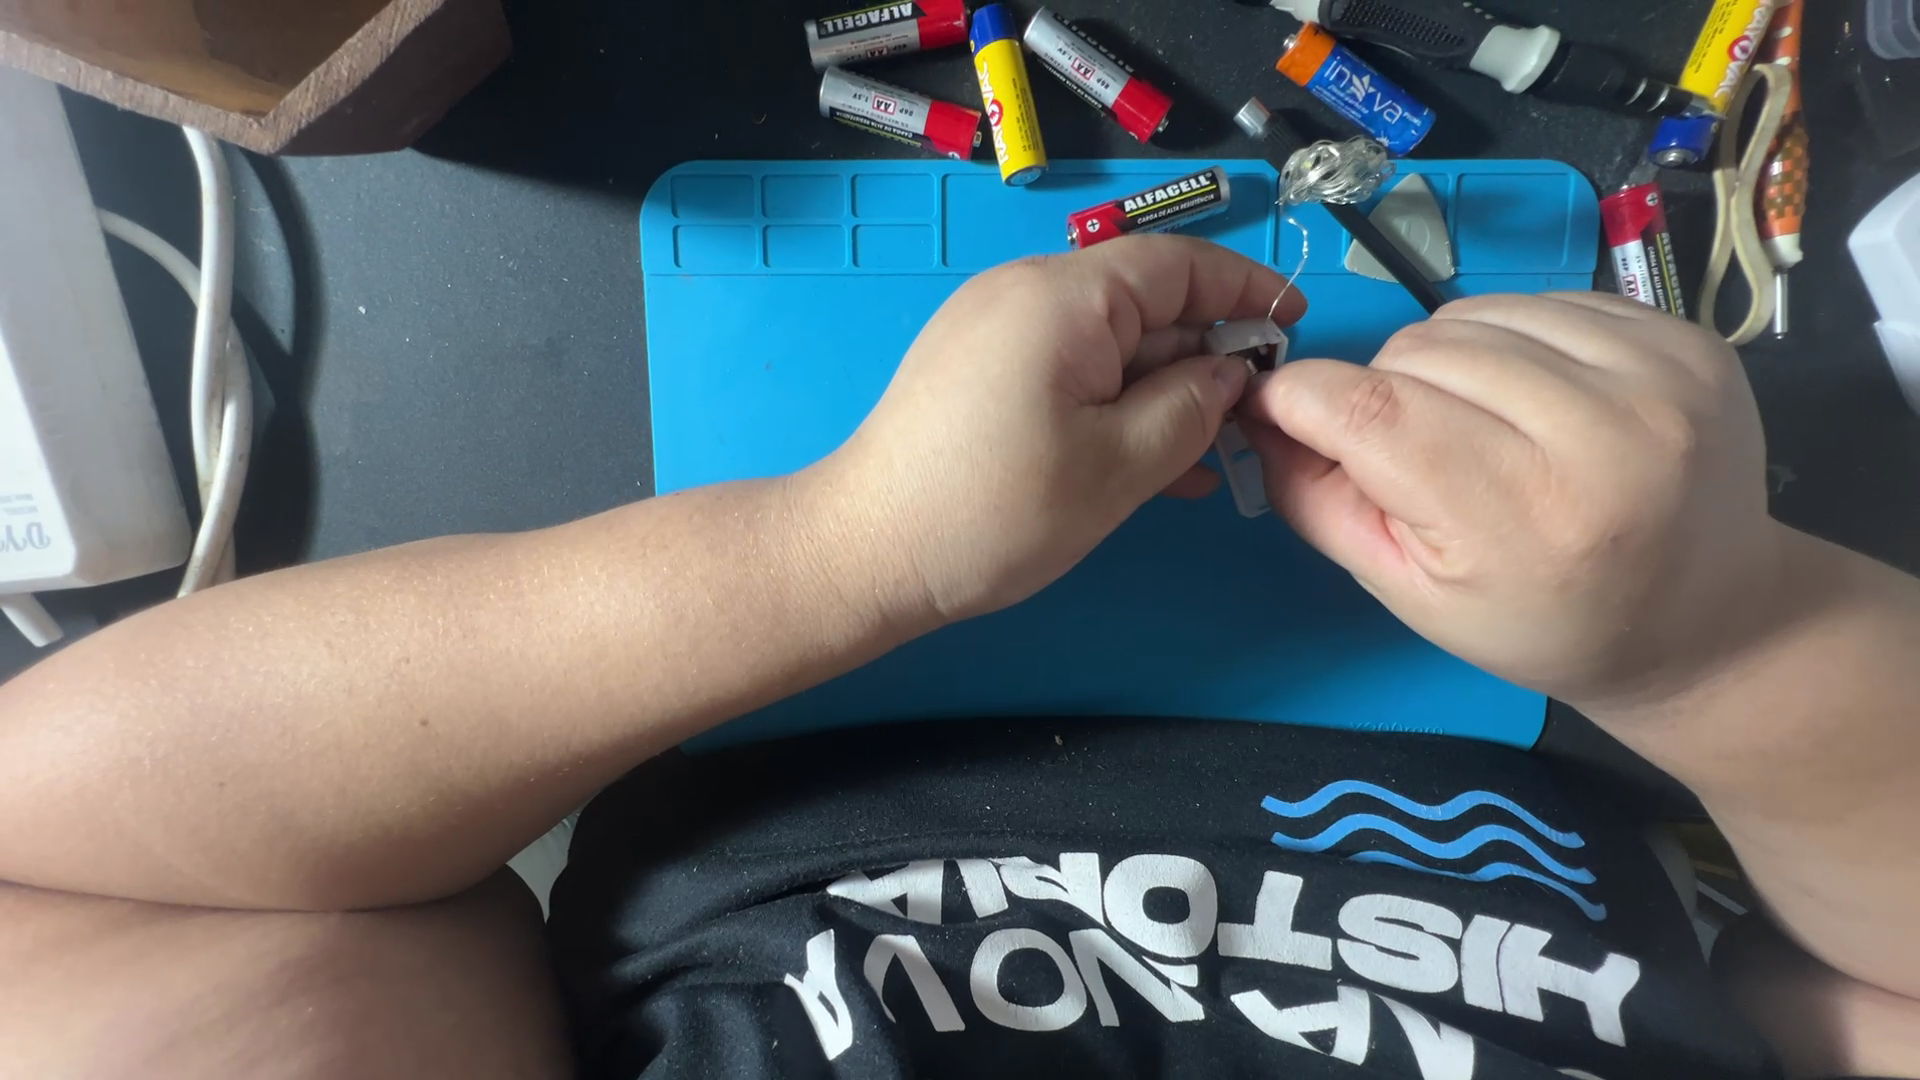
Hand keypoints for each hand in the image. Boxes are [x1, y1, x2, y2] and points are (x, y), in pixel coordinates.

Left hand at [813, 236, 1304, 623]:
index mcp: (1062, 297)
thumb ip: (1190, 408)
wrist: (869, 553)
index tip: (1292, 329)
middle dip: (1200, 359)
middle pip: (1138, 308)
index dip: (1243, 292)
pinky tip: (1147, 460)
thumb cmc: (997, 512)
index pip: (1176, 266)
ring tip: (1209, 455)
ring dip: (1157, 396)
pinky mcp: (974, 376)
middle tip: (1250, 421)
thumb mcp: (1118, 466)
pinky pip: (1062, 376)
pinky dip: (1107, 409)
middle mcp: (1022, 296)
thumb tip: (1226, 373)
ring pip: (1103, 351)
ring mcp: (991, 336)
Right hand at [1239, 292, 1785, 709]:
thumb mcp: (1396, 585)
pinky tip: (1515, 395)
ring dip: (1428, 362)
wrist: (1703, 618)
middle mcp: (1599, 427)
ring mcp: (1653, 370)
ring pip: (1461, 316)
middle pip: (1410, 353)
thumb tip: (1258, 415)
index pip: (1370, 412)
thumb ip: (1312, 497)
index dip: (1296, 399)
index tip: (1272, 411)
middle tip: (1396, 448)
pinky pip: (1526, 302)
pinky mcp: (1677, 335)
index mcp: (1519, 511)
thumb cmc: (1529, 619)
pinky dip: (1490, 341)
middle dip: (1368, 391)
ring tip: (1458, 420)